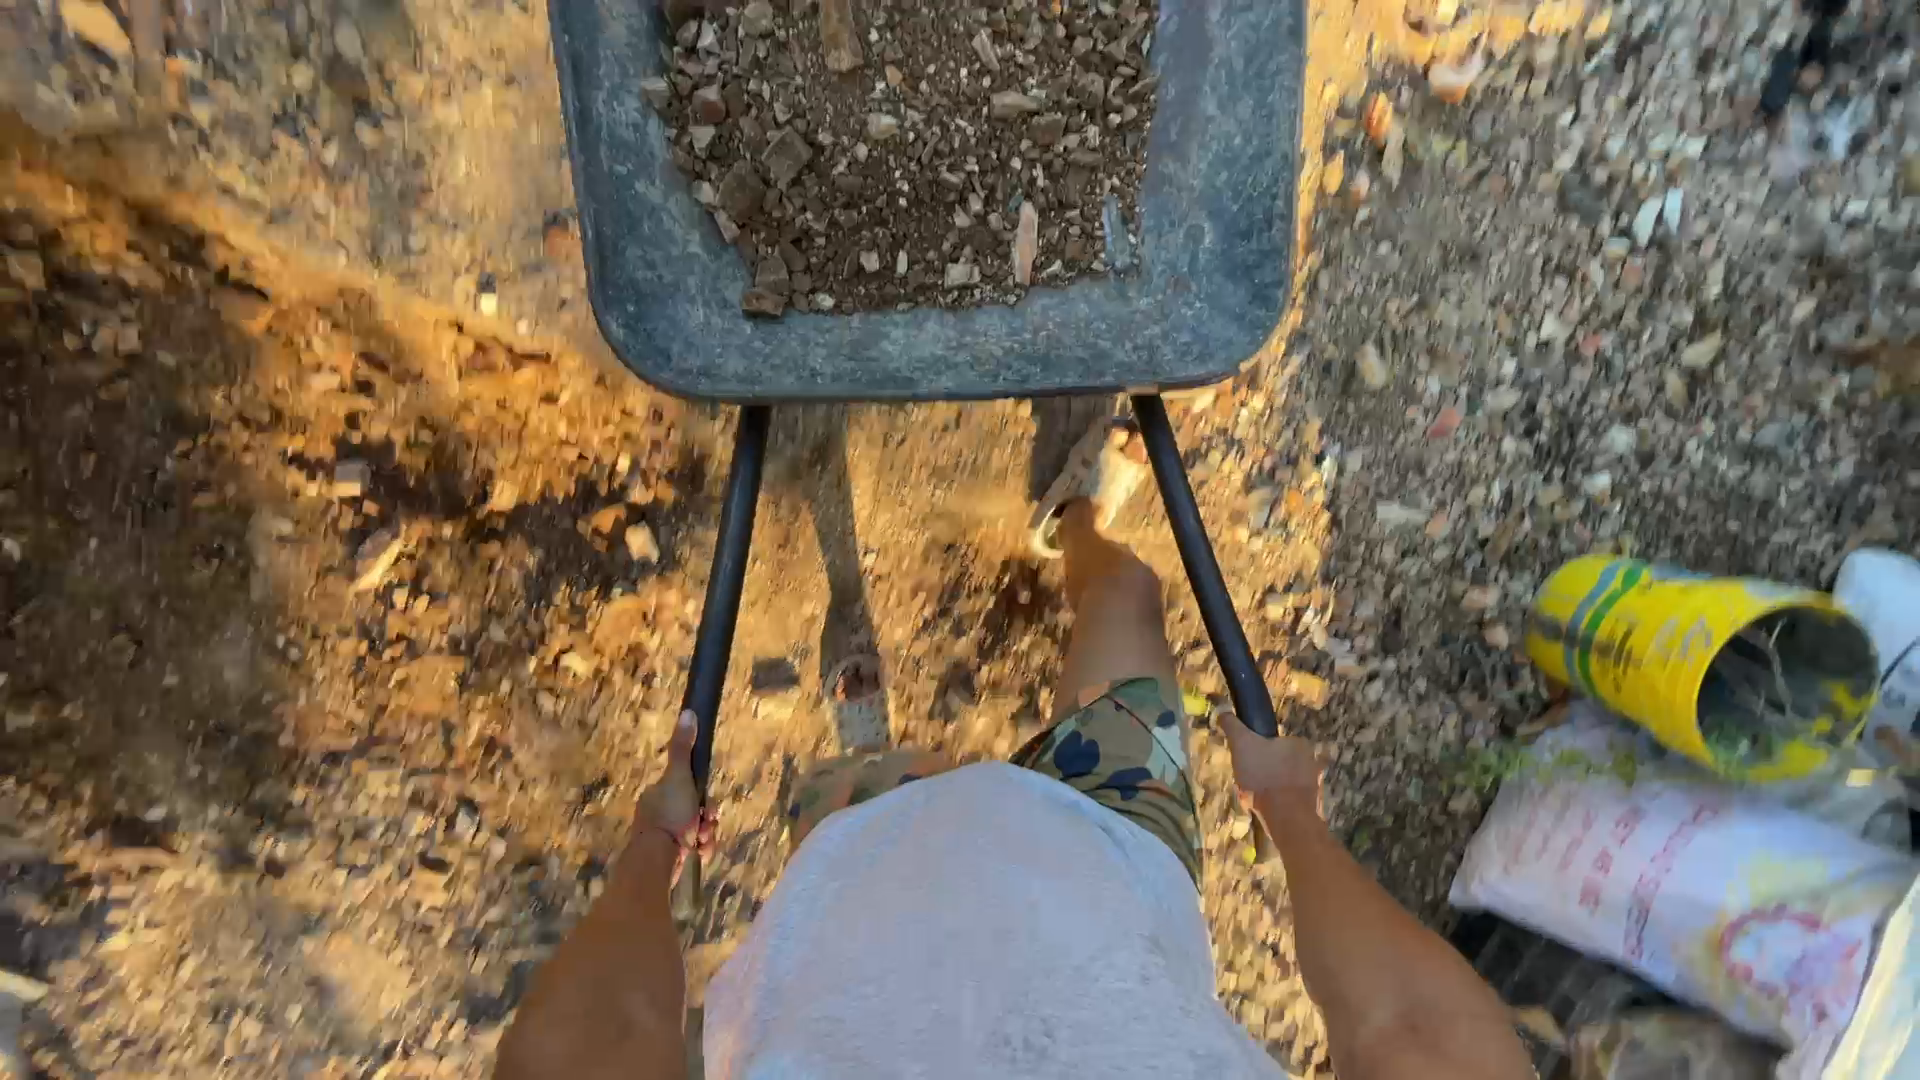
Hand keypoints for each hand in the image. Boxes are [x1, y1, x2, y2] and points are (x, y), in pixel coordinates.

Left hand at [634, 711, 715, 869]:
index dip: (702, 795)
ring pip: (696, 829)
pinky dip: (701, 849)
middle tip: (707, 823)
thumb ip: (683, 748)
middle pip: (694, 809)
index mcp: (657, 794)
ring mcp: (662, 836)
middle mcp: (657, 814)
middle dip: (706, 817)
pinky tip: (701, 853)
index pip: (687, 788)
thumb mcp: (679, 776)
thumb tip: (688, 712)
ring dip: (706, 834)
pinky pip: (692, 848)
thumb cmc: (669, 815)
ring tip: (703, 841)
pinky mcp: (668, 857)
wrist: (656, 860)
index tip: (707, 804)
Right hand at [1221, 710, 1322, 820]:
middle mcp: (1313, 760)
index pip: (1274, 742)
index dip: (1258, 750)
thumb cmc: (1263, 775)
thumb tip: (1223, 712)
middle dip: (1265, 769)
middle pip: (1280, 761)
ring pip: (1287, 781)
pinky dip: (1281, 802)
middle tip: (1249, 780)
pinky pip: (1292, 799)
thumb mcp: (1241, 744)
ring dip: (1273, 787)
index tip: (1247, 761)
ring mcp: (1316, 785)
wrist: (1286, 817)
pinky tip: (1268, 808)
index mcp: (1298, 743)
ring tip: (1257, 797)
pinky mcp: (1314, 805)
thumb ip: (1232, 726)